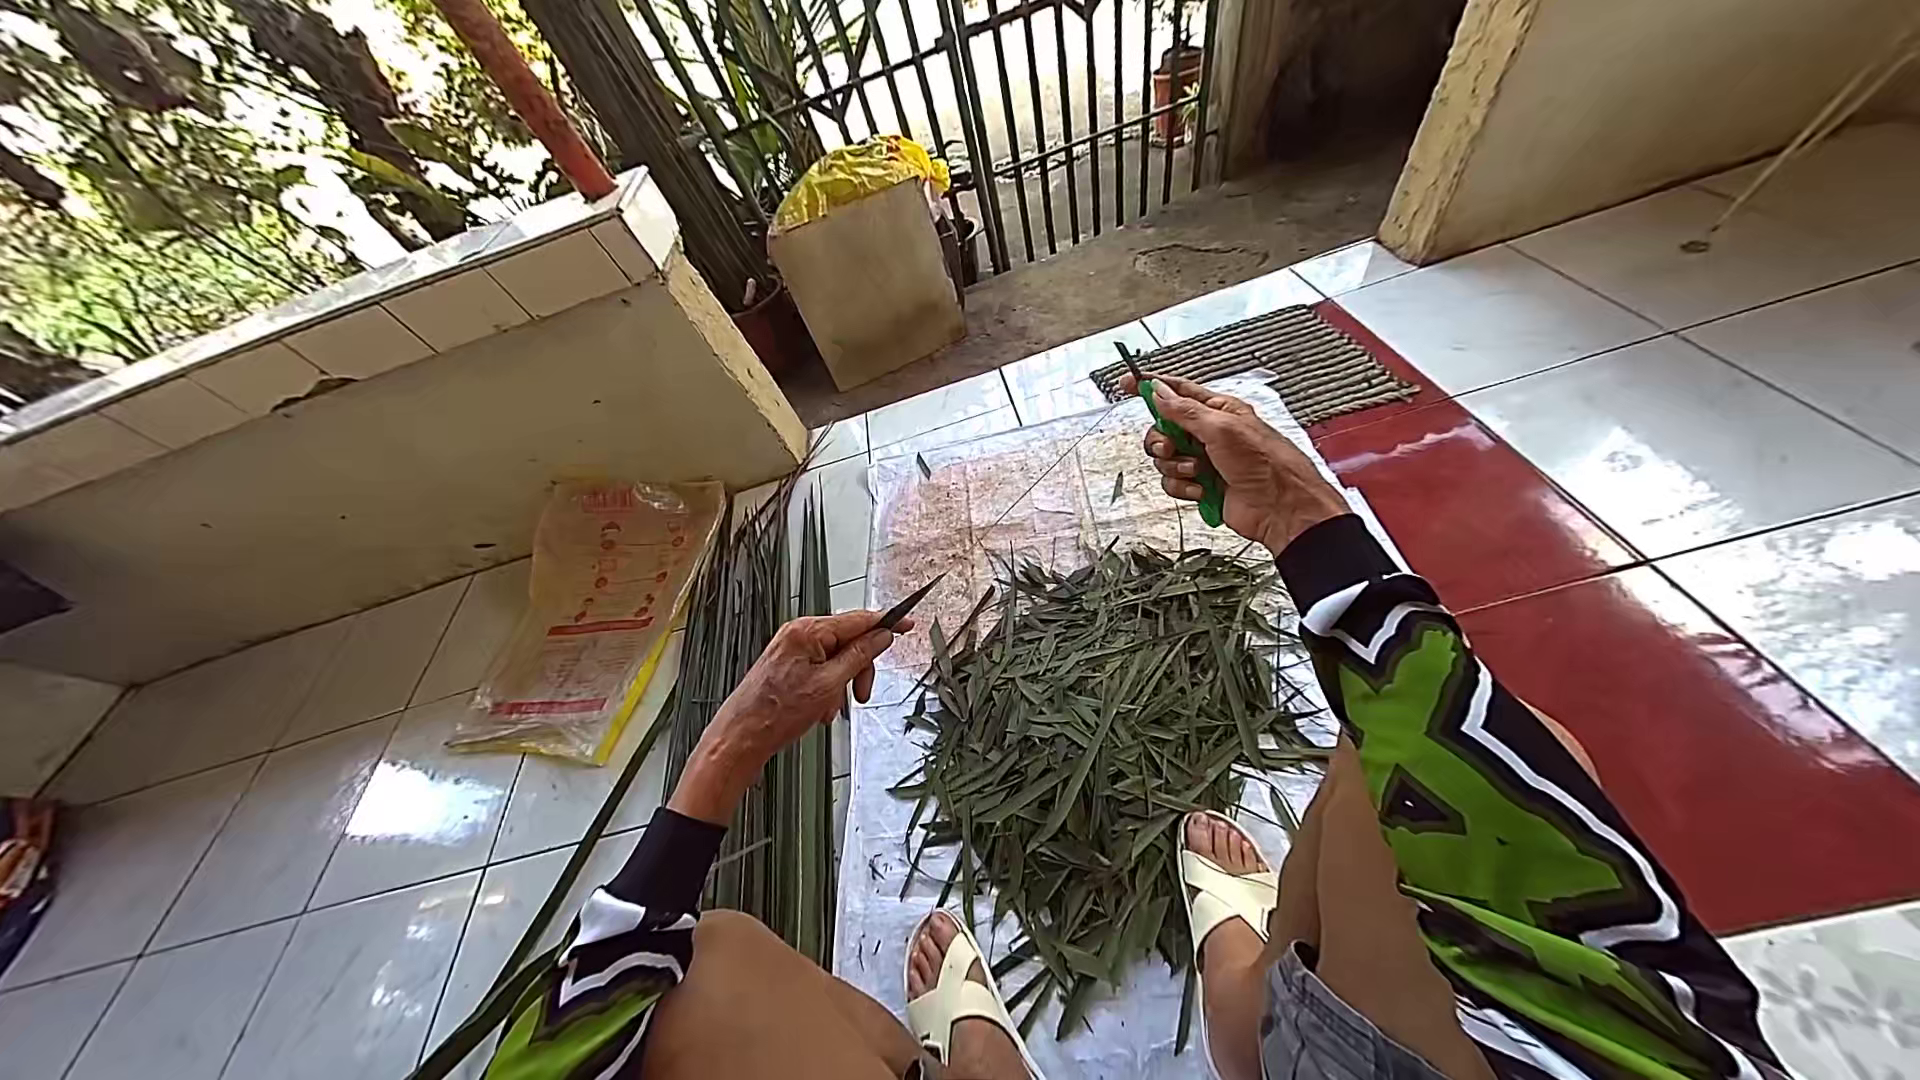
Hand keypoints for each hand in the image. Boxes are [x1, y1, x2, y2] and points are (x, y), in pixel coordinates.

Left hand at [669, 610, 911, 824]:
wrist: (741, 737)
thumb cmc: (774, 714)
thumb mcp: (830, 684)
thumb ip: (860, 656)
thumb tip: (881, 636)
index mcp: (807, 631)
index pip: (858, 620)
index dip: (886, 623)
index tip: (906, 623)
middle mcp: (798, 633)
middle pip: (849, 640)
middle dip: (859, 669)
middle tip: (861, 693)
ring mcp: (792, 648)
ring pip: (837, 657)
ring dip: (843, 682)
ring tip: (833, 707)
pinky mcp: (788, 663)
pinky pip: (822, 667)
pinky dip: (829, 687)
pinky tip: (821, 707)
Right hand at [1120, 372, 1349, 554]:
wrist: (1279, 508)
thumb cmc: (1265, 463)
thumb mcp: (1221, 428)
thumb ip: (1184, 410)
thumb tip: (1158, 391)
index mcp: (1217, 411)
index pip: (1177, 391)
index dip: (1151, 387)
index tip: (1128, 384)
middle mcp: (1208, 434)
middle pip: (1163, 430)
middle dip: (1161, 441)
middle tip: (1170, 448)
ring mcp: (1203, 460)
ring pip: (1164, 460)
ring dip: (1176, 468)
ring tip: (1198, 472)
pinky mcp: (1199, 485)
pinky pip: (1172, 483)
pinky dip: (1183, 488)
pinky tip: (1202, 490)